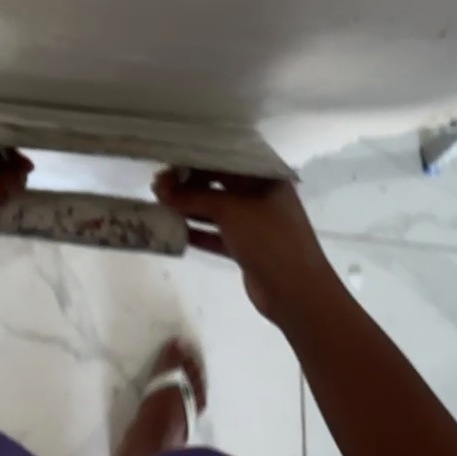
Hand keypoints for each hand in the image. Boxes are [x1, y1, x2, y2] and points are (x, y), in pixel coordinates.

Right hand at [153, 168, 330, 320]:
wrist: (297, 294)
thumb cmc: (269, 239)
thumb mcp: (230, 210)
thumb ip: (193, 197)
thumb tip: (160, 188)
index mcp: (264, 178)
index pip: (224, 161)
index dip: (195, 160)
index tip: (168, 163)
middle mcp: (260, 196)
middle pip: (217, 184)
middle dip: (188, 184)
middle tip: (158, 186)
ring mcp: (254, 223)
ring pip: (215, 209)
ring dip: (189, 207)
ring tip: (159, 203)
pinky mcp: (246, 247)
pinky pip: (216, 233)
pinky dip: (197, 230)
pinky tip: (173, 228)